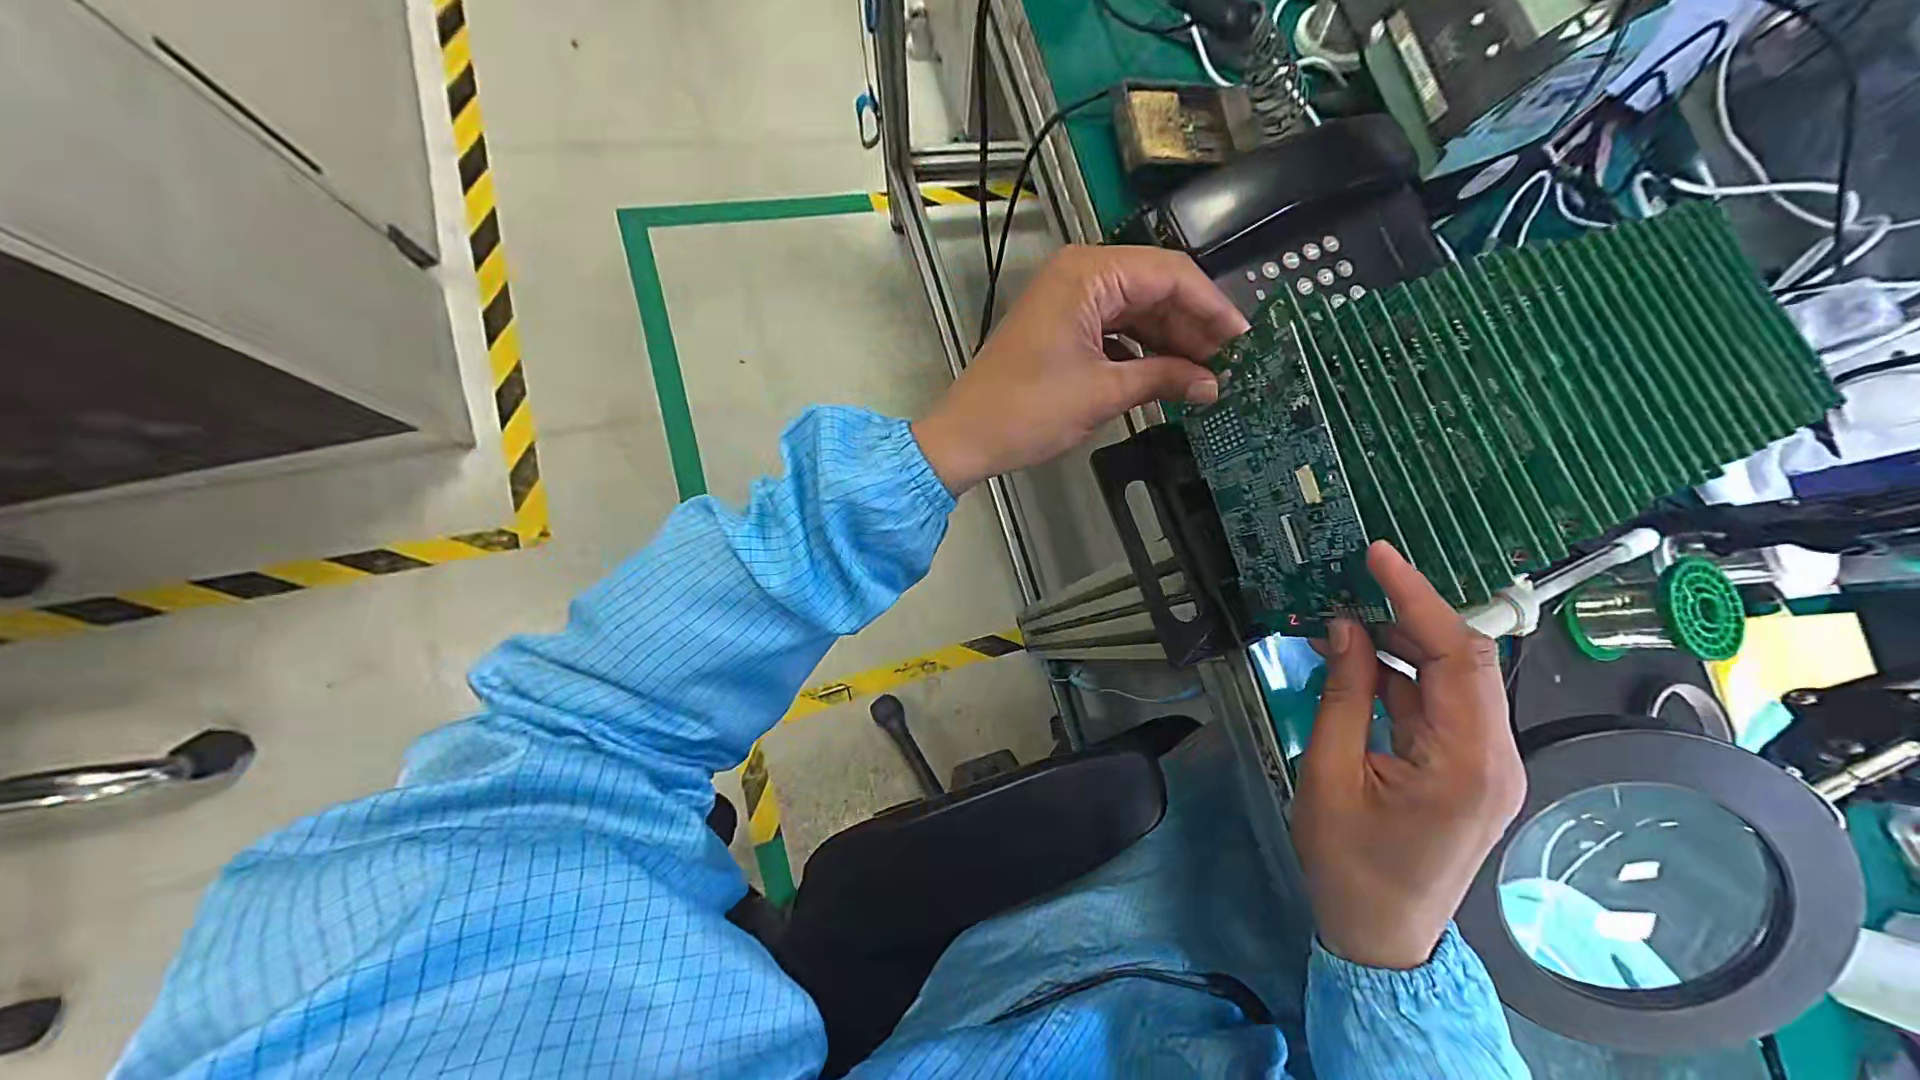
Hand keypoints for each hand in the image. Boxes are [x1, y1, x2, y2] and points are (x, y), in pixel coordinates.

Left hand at [913, 245, 1247, 493]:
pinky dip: (1142, 349)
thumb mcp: (1104, 392)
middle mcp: (1078, 275)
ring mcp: (1067, 300)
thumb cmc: (1026, 410)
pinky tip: (1167, 374)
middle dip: (1192, 326)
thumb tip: (1211, 383)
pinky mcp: (1062, 326)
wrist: (967, 437)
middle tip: (1229, 362)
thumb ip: (1164, 378)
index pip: (1169, 274)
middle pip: (1155, 289)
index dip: (1212, 307)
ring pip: (1136, 310)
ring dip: (1170, 340)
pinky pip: (1115, 328)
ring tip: (1203, 374)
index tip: (1244, 338)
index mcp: (1087, 274)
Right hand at [1291, 542, 1526, 969]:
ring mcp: (1487, 762)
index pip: (1457, 656)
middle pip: (1461, 661)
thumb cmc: (1348, 862)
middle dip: (1406, 615)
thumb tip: (1346, 628)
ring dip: (1396, 646)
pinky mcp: (1468, 767)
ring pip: (1448, 679)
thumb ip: (1342, 694)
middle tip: (1347, 589)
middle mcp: (1495, 756)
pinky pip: (1436, 704)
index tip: (1378, 556)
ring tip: (1338, 627)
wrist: (1382, 934)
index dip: (1418, 597)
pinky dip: (1397, 677)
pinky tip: (1355, 664)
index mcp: (1469, 762)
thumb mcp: (1328, 772)